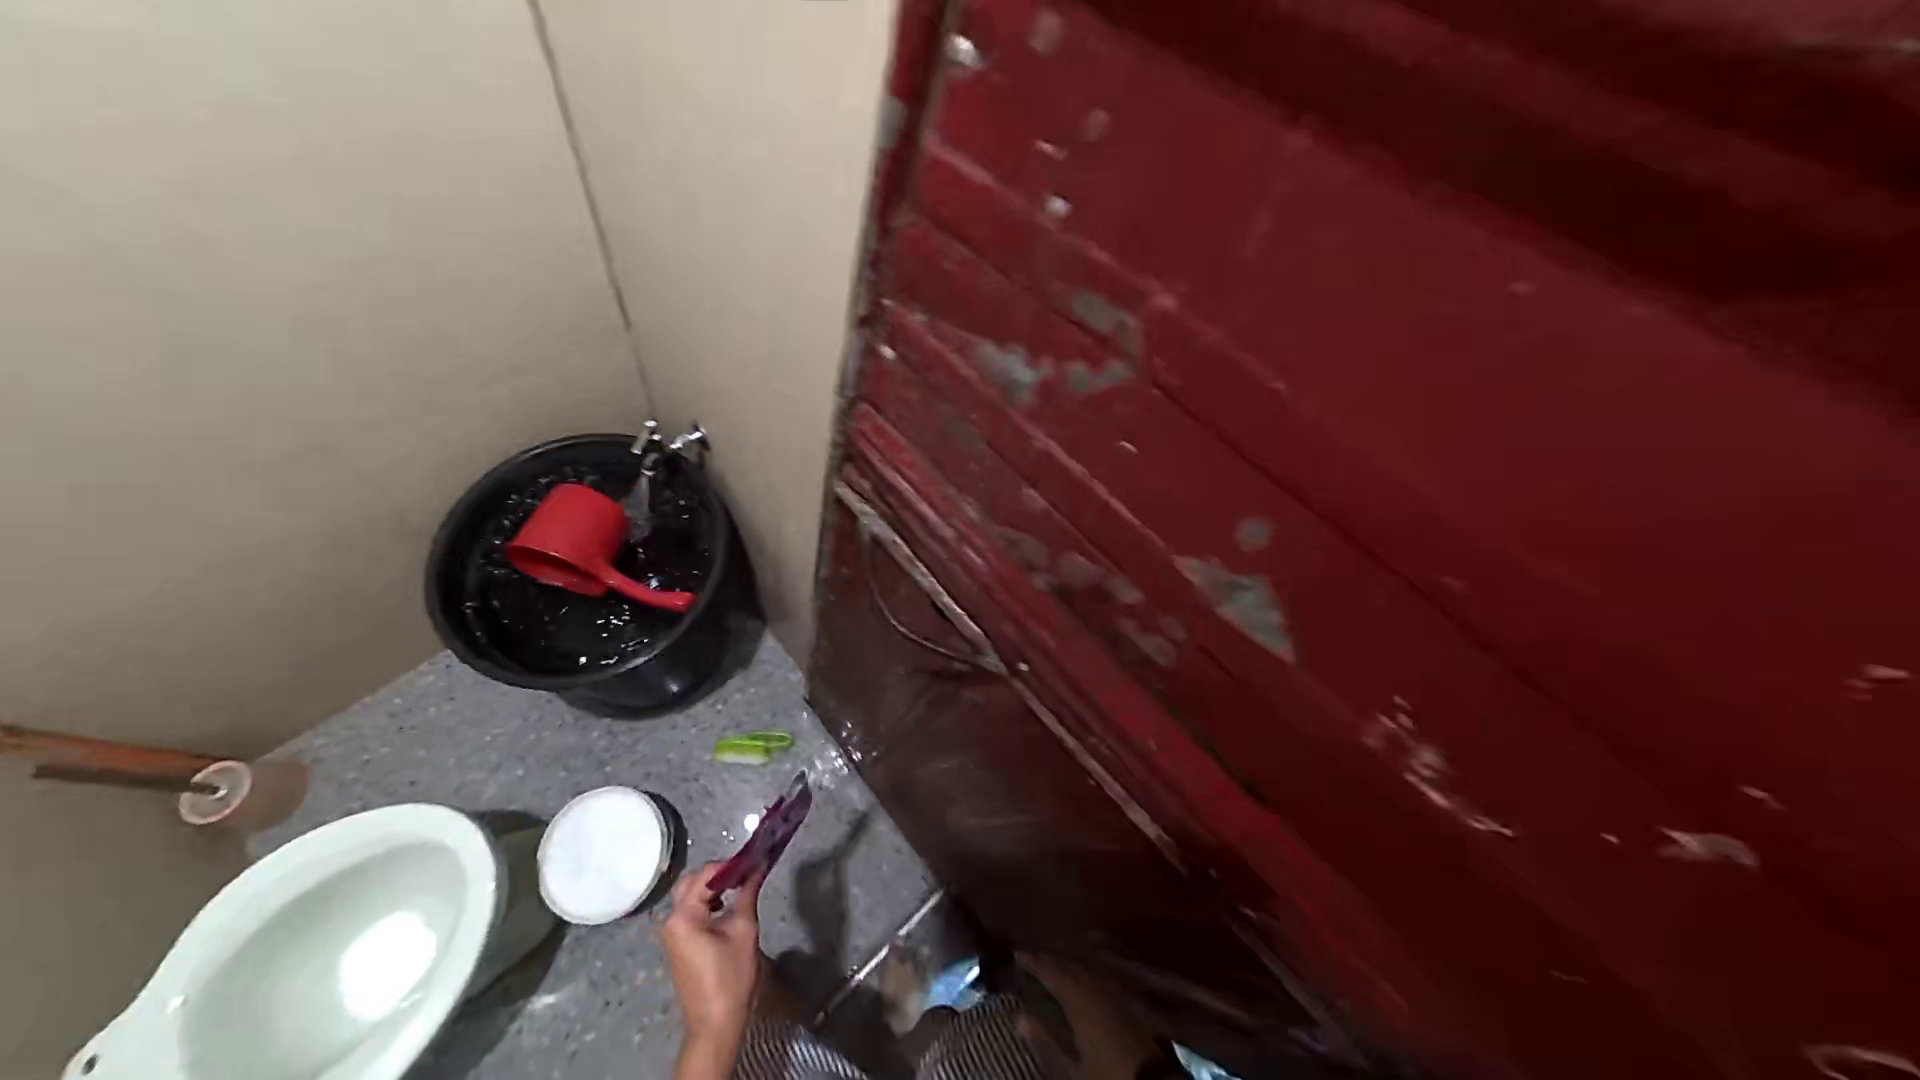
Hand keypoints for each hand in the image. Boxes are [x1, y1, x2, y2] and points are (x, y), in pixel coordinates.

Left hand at [662, 861, 763, 1044]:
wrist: (716, 1023)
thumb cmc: (731, 977)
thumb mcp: (744, 930)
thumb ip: (748, 893)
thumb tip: (759, 866)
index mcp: (683, 916)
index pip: (705, 875)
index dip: (730, 864)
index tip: (753, 860)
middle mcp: (671, 921)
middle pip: (692, 882)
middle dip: (719, 873)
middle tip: (746, 871)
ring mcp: (672, 933)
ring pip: (691, 896)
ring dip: (714, 887)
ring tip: (741, 884)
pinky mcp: (679, 943)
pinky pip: (691, 911)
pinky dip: (709, 902)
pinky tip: (728, 905)